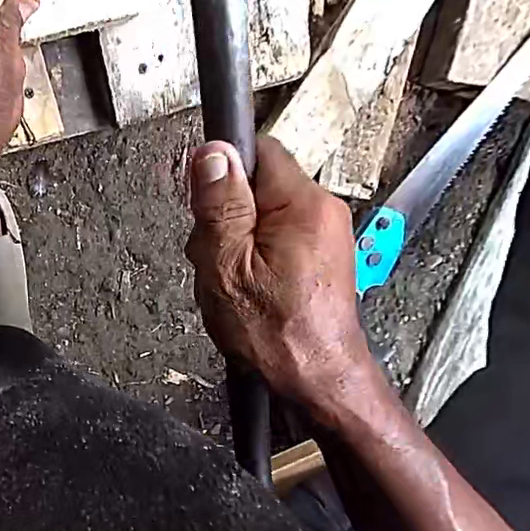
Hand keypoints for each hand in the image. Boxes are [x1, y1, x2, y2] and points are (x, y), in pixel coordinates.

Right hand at [186, 136, 374, 414]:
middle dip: (224, 223)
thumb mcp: (228, 266)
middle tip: (218, 263)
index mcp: (302, 205)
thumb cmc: (279, 335)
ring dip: (235, 248)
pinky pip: (273, 243)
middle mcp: (322, 212)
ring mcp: (323, 236)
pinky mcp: (318, 257)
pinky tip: (249, 294)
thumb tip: (212, 152)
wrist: (317, 379)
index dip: (222, 176)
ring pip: (259, 220)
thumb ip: (219, 207)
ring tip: (235, 286)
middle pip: (254, 190)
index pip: (257, 151)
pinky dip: (252, 264)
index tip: (207, 209)